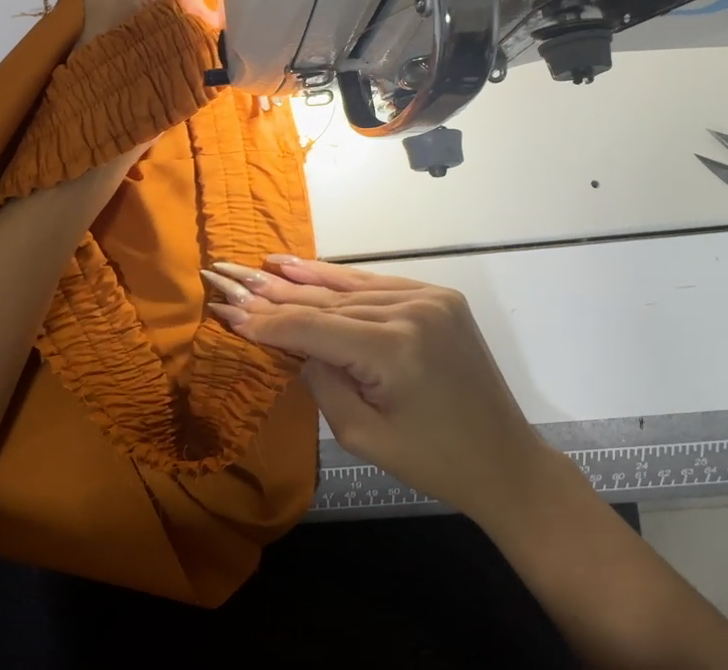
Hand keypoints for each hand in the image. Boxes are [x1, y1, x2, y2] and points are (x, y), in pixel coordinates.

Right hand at [200, 257, 554, 524]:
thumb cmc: (432, 461)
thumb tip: (290, 343)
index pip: (310, 327)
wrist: (506, 462)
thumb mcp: (361, 434)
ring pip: (348, 288)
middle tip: (225, 276)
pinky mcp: (438, 298)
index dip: (263, 320)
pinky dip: (338, 279)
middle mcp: (412, 311)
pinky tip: (304, 267)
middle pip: (325, 300)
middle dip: (270, 293)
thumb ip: (320, 380)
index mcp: (393, 349)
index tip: (221, 309)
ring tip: (258, 266)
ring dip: (300, 280)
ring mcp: (429, 299)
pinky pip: (374, 285)